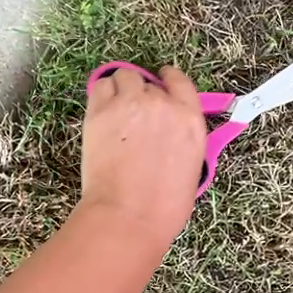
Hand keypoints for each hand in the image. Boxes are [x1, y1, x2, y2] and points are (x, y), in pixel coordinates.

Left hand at [79, 66, 208, 239]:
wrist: (129, 214)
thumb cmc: (164, 206)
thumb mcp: (192, 169)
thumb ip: (183, 140)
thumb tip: (170, 135)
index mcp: (191, 121)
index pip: (181, 83)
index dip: (169, 79)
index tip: (163, 78)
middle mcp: (162, 105)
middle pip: (150, 82)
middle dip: (143, 93)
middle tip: (136, 113)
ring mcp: (129, 104)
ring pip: (124, 77)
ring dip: (122, 88)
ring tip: (118, 108)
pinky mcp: (100, 110)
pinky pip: (101, 86)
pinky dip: (103, 93)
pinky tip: (103, 109)